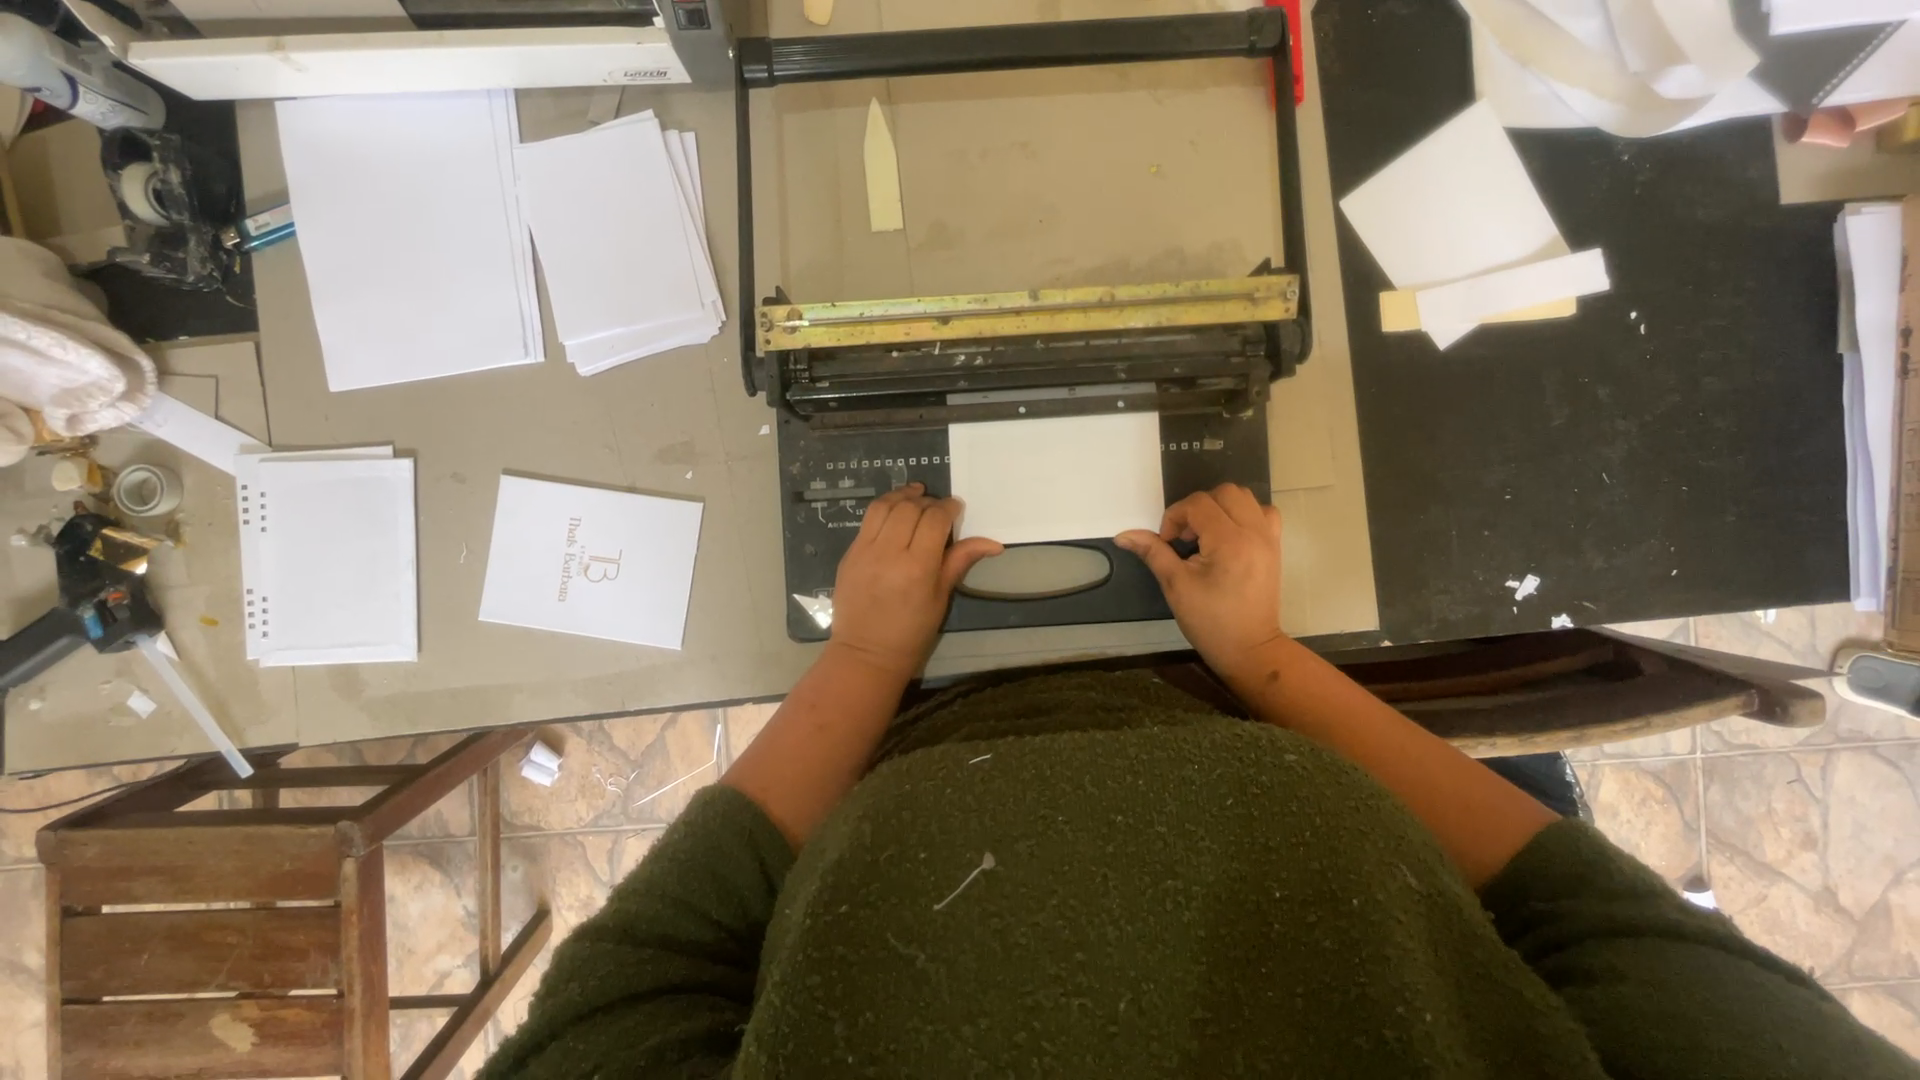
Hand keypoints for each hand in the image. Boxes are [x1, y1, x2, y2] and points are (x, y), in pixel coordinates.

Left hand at [829, 483, 1003, 681]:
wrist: (866, 653)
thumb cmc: (911, 632)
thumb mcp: (941, 598)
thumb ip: (960, 561)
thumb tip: (993, 543)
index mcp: (917, 568)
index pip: (934, 520)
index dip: (948, 508)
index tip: (955, 508)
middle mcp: (889, 553)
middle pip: (909, 508)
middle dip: (927, 501)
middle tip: (937, 507)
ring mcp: (864, 552)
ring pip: (883, 506)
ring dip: (902, 496)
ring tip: (915, 496)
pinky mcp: (849, 554)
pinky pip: (867, 521)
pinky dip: (883, 510)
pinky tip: (894, 512)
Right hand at [1115, 484, 1284, 681]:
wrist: (1249, 648)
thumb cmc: (1210, 621)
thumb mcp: (1176, 586)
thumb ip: (1153, 552)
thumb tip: (1124, 535)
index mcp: (1229, 542)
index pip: (1198, 504)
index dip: (1175, 518)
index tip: (1168, 543)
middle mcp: (1254, 532)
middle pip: (1225, 493)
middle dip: (1198, 508)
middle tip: (1187, 537)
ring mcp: (1269, 538)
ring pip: (1246, 498)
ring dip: (1221, 508)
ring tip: (1207, 535)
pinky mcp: (1275, 547)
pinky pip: (1264, 513)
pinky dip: (1245, 515)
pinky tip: (1230, 537)